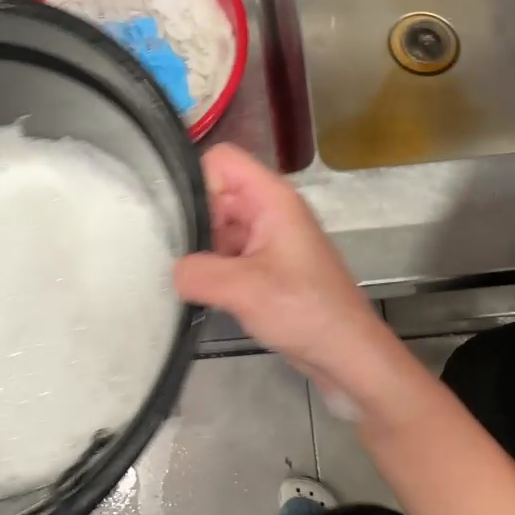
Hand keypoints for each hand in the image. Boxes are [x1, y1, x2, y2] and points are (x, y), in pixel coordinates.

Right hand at [175, 144, 392, 392]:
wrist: (348, 354)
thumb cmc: (305, 311)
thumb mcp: (245, 290)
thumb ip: (198, 273)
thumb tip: (171, 270)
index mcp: (271, 198)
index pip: (221, 160)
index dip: (195, 180)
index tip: (175, 219)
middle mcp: (270, 209)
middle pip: (216, 192)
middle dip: (191, 218)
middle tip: (166, 253)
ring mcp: (269, 238)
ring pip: (219, 224)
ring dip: (200, 247)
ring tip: (180, 276)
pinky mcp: (267, 265)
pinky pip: (228, 251)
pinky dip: (212, 266)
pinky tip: (199, 292)